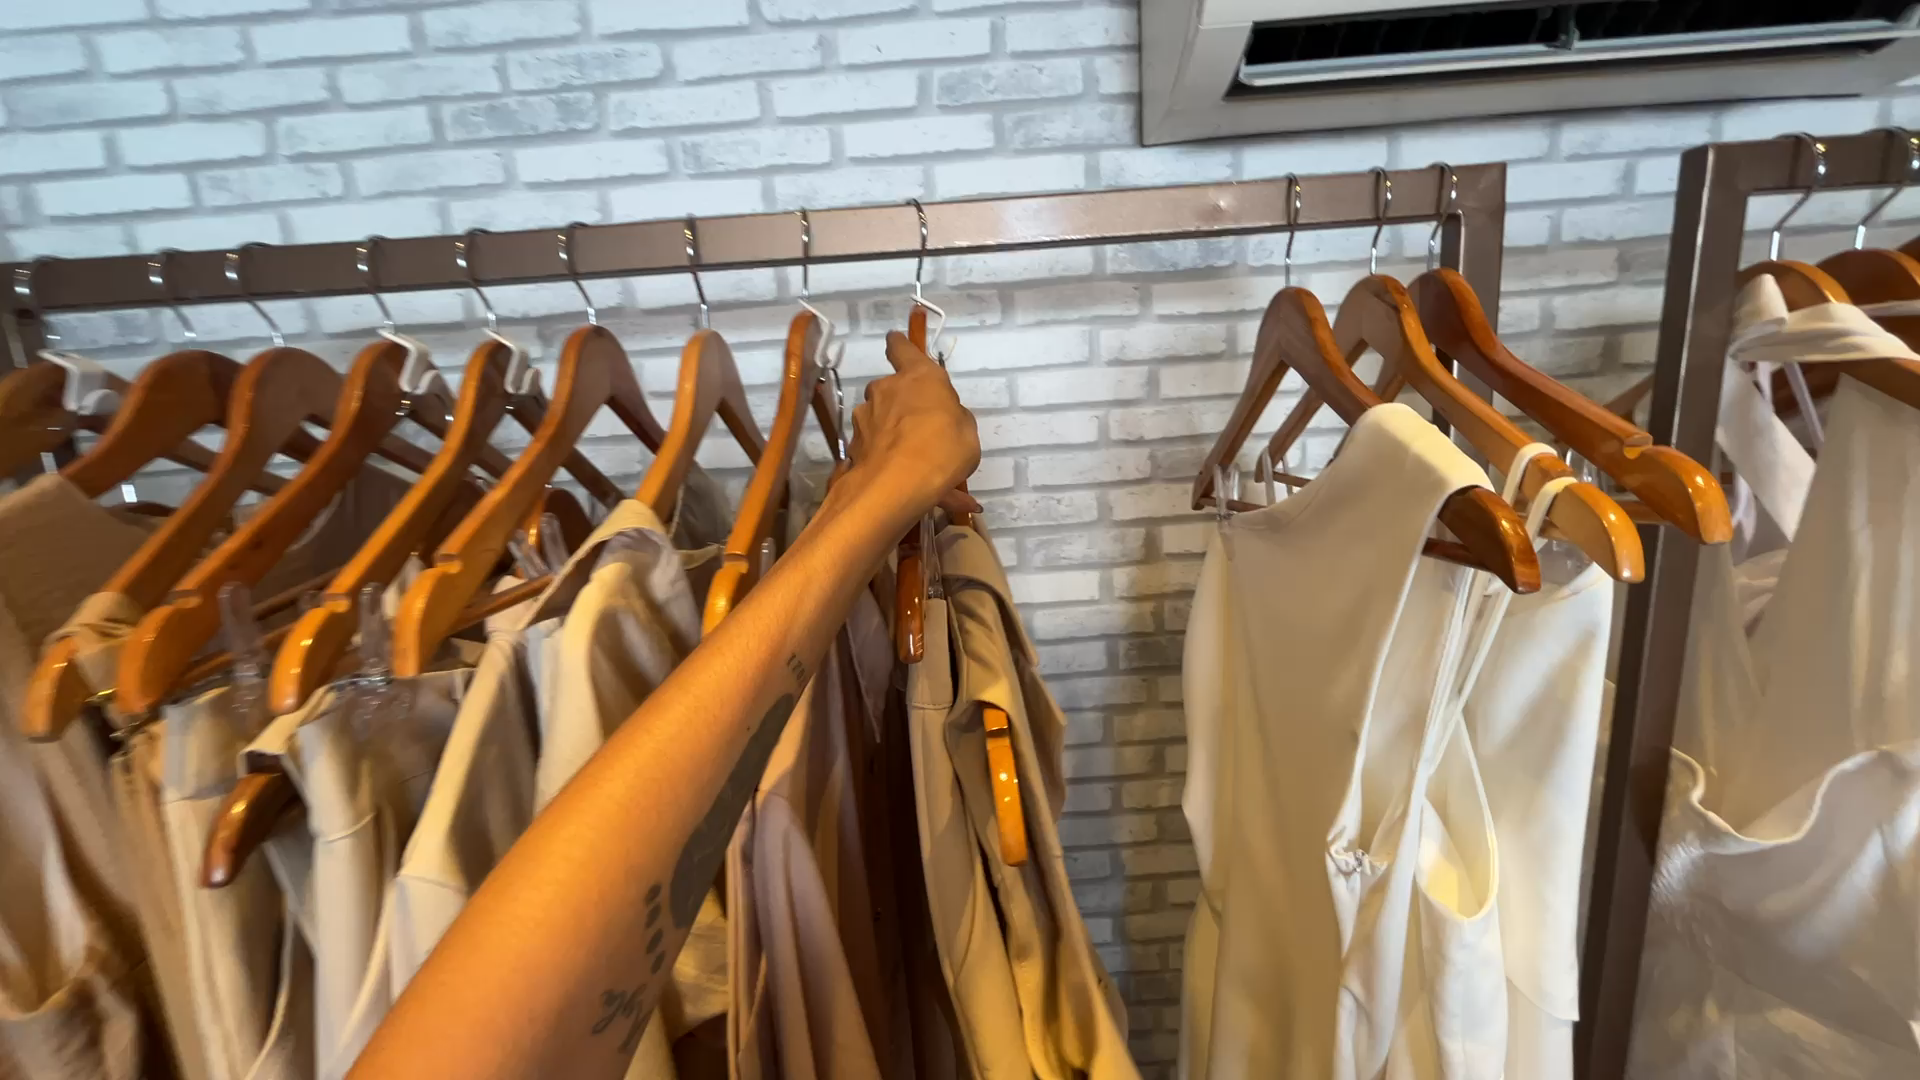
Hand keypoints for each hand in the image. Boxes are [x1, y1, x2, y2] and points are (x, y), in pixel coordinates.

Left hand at [846, 331, 981, 521]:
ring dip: (891, 433)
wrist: (898, 484)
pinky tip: (900, 479)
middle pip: (890, 389)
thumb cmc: (943, 448)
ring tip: (910, 461)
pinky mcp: (854, 444)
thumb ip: (953, 418)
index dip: (900, 346)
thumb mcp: (966, 432)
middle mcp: (886, 389)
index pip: (903, 349)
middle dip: (899, 403)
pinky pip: (875, 448)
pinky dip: (885, 458)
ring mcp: (866, 417)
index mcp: (919, 376)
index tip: (896, 342)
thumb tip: (945, 418)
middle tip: (918, 426)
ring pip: (879, 419)